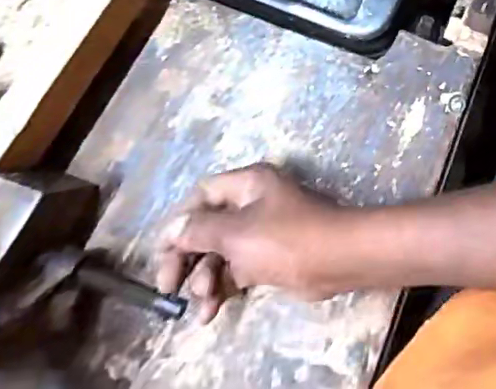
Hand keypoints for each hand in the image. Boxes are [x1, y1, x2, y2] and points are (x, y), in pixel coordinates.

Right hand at [156, 164, 349, 323]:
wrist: (334, 258)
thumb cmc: (285, 238)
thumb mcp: (234, 233)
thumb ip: (198, 230)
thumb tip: (174, 228)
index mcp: (249, 183)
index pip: (202, 194)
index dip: (179, 222)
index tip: (161, 255)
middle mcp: (254, 201)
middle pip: (206, 226)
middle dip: (186, 258)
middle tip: (170, 288)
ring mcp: (262, 229)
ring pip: (218, 252)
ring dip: (203, 279)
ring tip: (203, 303)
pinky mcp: (268, 255)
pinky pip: (234, 269)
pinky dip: (220, 288)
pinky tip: (210, 312)